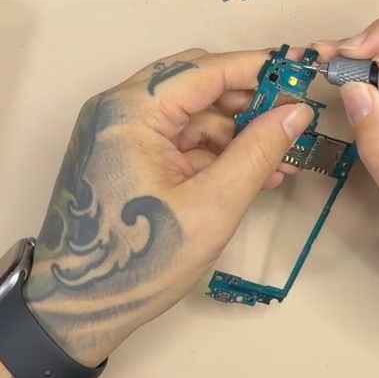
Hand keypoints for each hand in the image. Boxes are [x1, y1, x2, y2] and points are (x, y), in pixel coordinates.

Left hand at [24, 49, 311, 365]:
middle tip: (296, 118)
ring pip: (190, 113)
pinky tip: (253, 172)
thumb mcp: (211, 207)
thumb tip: (297, 114)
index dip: (257, 69)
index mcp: (130, 110)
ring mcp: (119, 131)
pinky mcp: (124, 154)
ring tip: (284, 158)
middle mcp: (119, 109)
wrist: (76, 308)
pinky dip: (213, 150)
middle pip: (195, 85)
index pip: (204, 69)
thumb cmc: (139, 261)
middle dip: (249, 101)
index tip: (302, 70)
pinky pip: (177, 138)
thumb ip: (257, 154)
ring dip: (236, 131)